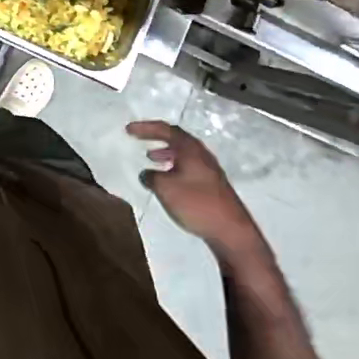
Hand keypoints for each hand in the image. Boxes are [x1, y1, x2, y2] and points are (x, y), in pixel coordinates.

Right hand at [128, 121, 257, 253]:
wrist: (230, 230)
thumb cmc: (196, 203)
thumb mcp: (165, 188)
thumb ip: (151, 177)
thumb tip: (146, 174)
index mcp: (190, 149)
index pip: (165, 129)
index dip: (145, 128)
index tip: (128, 129)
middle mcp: (201, 154)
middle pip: (176, 138)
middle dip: (156, 136)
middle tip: (139, 137)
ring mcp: (209, 169)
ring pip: (183, 153)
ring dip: (165, 152)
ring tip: (150, 157)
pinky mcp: (211, 184)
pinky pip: (188, 165)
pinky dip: (173, 165)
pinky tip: (167, 178)